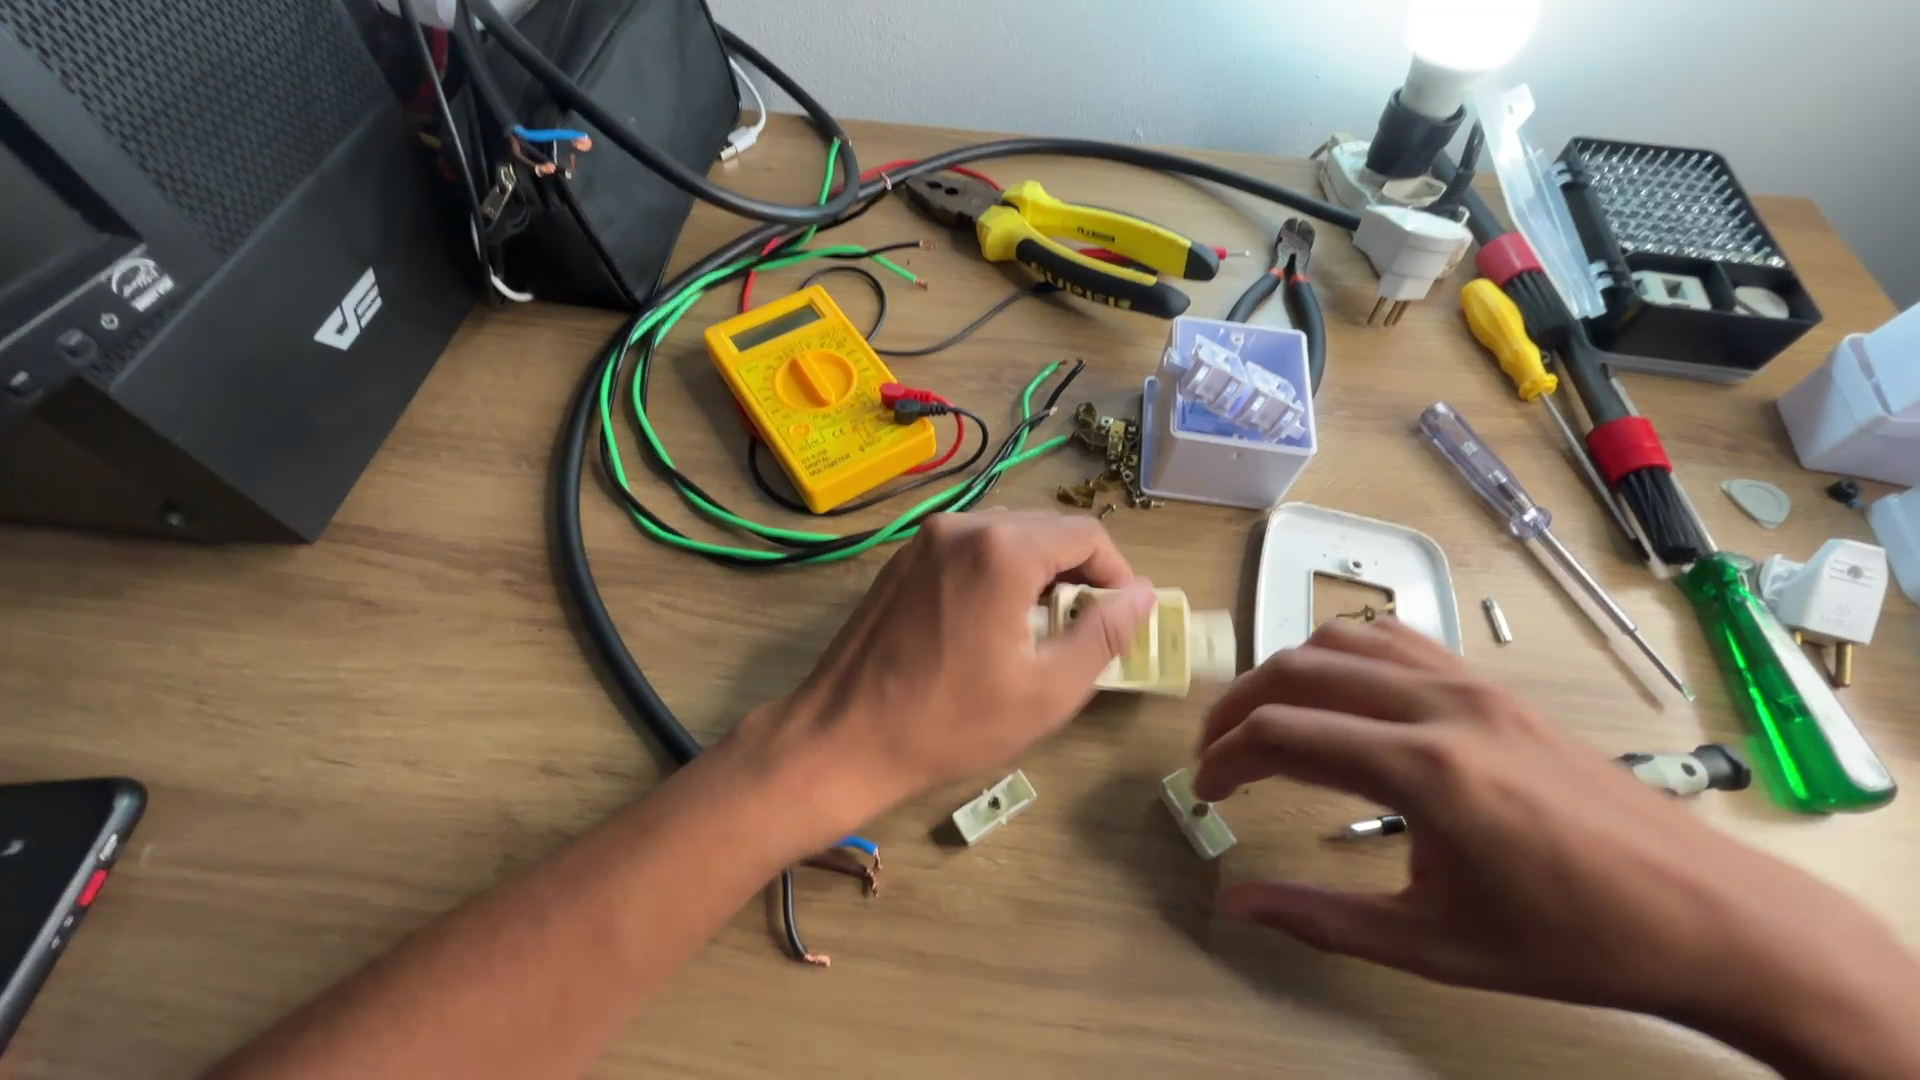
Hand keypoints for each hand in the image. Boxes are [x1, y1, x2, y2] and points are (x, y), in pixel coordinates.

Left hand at [734, 511, 1154, 832]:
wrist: (842, 738)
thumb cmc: (950, 722)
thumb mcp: (1046, 691)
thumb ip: (1104, 635)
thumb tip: (1141, 596)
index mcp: (1002, 549)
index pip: (1086, 534)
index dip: (1116, 572)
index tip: (1120, 616)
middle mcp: (963, 525)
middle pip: (1046, 528)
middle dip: (1077, 571)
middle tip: (1083, 626)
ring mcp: (925, 538)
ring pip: (1006, 534)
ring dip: (1036, 569)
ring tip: (1038, 626)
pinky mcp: (902, 558)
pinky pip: (968, 547)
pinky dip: (995, 570)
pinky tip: (988, 620)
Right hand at [1193, 619, 1917, 1041]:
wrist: (1712, 914)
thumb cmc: (1572, 941)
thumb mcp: (1435, 946)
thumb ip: (1320, 919)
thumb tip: (1232, 906)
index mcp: (1424, 771)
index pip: (1283, 734)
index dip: (1225, 758)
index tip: (1204, 790)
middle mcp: (1438, 706)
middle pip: (1296, 670)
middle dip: (1237, 707)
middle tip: (1215, 752)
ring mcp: (1468, 684)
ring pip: (1340, 638)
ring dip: (1283, 672)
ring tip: (1263, 716)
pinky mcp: (1489, 683)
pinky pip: (1392, 638)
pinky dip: (1340, 653)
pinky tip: (1336, 693)